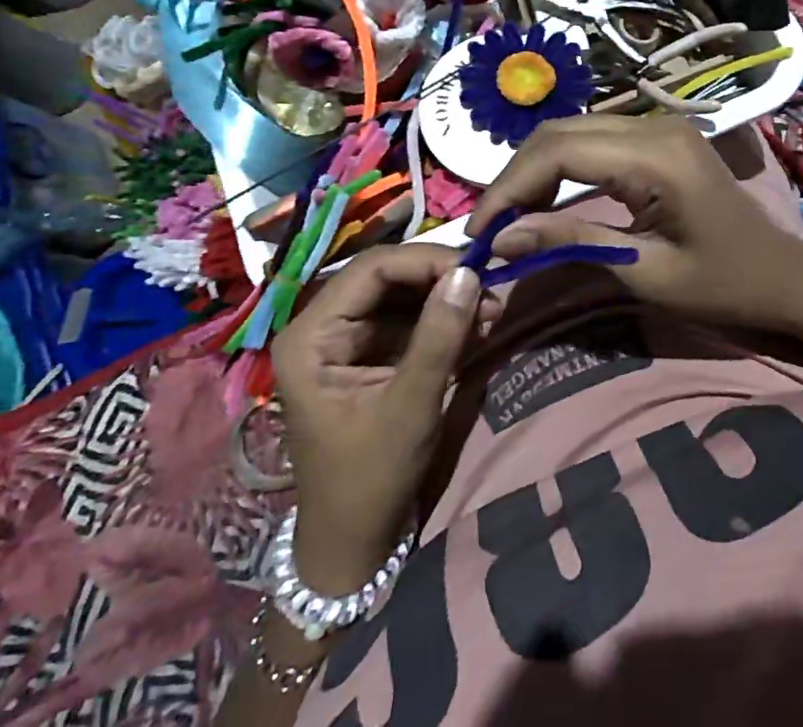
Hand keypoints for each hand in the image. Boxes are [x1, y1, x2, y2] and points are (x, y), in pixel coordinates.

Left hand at [269, 245, 496, 591]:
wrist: (354, 540)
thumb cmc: (372, 477)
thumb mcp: (410, 405)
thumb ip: (439, 337)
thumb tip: (470, 274)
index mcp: (311, 337)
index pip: (371, 270)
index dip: (425, 262)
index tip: (478, 271)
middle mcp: (322, 330)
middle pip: (386, 280)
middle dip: (440, 282)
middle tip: (491, 295)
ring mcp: (345, 344)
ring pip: (401, 300)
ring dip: (446, 301)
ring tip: (490, 314)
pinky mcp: (368, 360)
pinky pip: (408, 325)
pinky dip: (442, 324)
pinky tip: (475, 329)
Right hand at [468, 116, 802, 328]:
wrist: (783, 277)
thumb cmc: (723, 285)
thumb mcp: (644, 270)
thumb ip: (572, 240)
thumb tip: (499, 239)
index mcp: (656, 156)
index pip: (558, 152)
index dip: (509, 188)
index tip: (478, 230)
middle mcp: (656, 127)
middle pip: (560, 134)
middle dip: (516, 178)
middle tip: (489, 227)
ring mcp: (661, 128)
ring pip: (574, 134)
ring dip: (535, 171)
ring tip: (510, 218)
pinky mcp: (662, 141)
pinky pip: (596, 143)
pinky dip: (563, 169)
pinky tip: (546, 200)